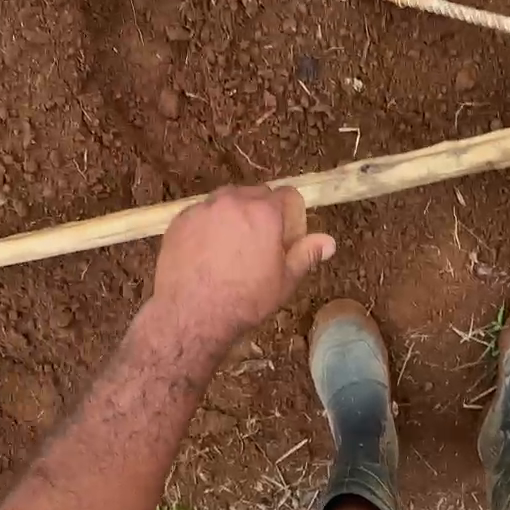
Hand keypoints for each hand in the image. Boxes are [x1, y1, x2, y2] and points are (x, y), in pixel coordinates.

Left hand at [149, 185, 335, 348]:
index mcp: (264, 212)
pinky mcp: (180, 220)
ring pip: (226, 202)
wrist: (192, 314)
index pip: (287, 195)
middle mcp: (233, 201)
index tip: (285, 239)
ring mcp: (203, 208)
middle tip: (258, 248)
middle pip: (255, 195)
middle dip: (261, 215)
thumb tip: (329, 242)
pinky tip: (207, 256)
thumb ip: (307, 255)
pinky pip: (201, 215)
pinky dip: (208, 228)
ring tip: (231, 252)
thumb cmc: (244, 301)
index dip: (290, 217)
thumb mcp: (284, 282)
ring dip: (234, 218)